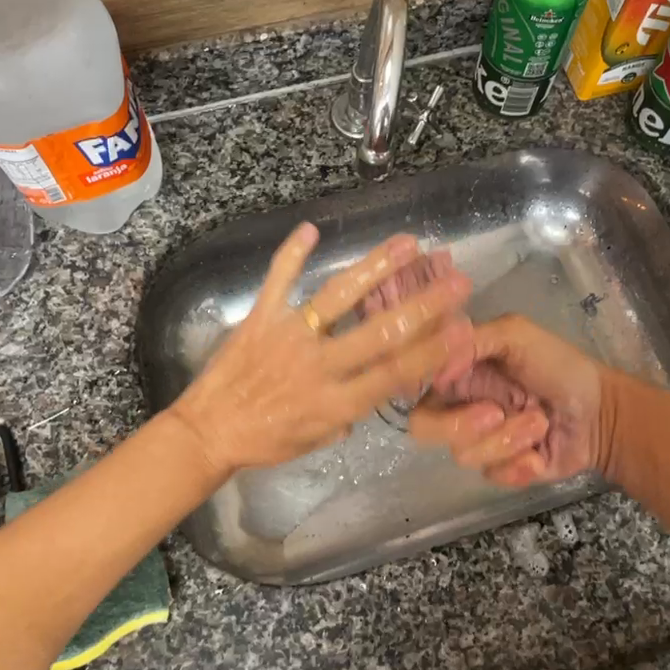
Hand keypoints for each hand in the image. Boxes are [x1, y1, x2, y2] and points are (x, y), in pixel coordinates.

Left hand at [168, 223, 472, 473]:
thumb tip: (378, 385)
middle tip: (457, 281)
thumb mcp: (317, 440)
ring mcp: (288, 337)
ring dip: (375, 268)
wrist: (207, 433)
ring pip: (337, 298)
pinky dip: (292, 254)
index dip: (431, 351)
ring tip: (407, 244)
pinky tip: (310, 228)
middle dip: (423, 306)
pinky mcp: (260, 319)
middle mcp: (318, 366)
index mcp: (334, 402)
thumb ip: (349, 412)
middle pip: (379, 332)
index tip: (462, 330)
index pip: (393, 374)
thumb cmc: (265, 441)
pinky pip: (278, 281)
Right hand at [408, 315, 616, 485]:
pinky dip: (519, 465)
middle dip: (458, 425)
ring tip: (539, 424)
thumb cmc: (559, 366)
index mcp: (457, 371)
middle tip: (495, 414)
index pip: (413, 379)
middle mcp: (459, 406)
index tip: (447, 383)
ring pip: (463, 453)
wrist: (601, 413)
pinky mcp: (501, 469)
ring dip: (507, 439)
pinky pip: (492, 475)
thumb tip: (437, 367)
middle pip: (424, 427)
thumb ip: (474, 341)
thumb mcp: (517, 334)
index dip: (417, 386)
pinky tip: (540, 453)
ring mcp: (479, 441)